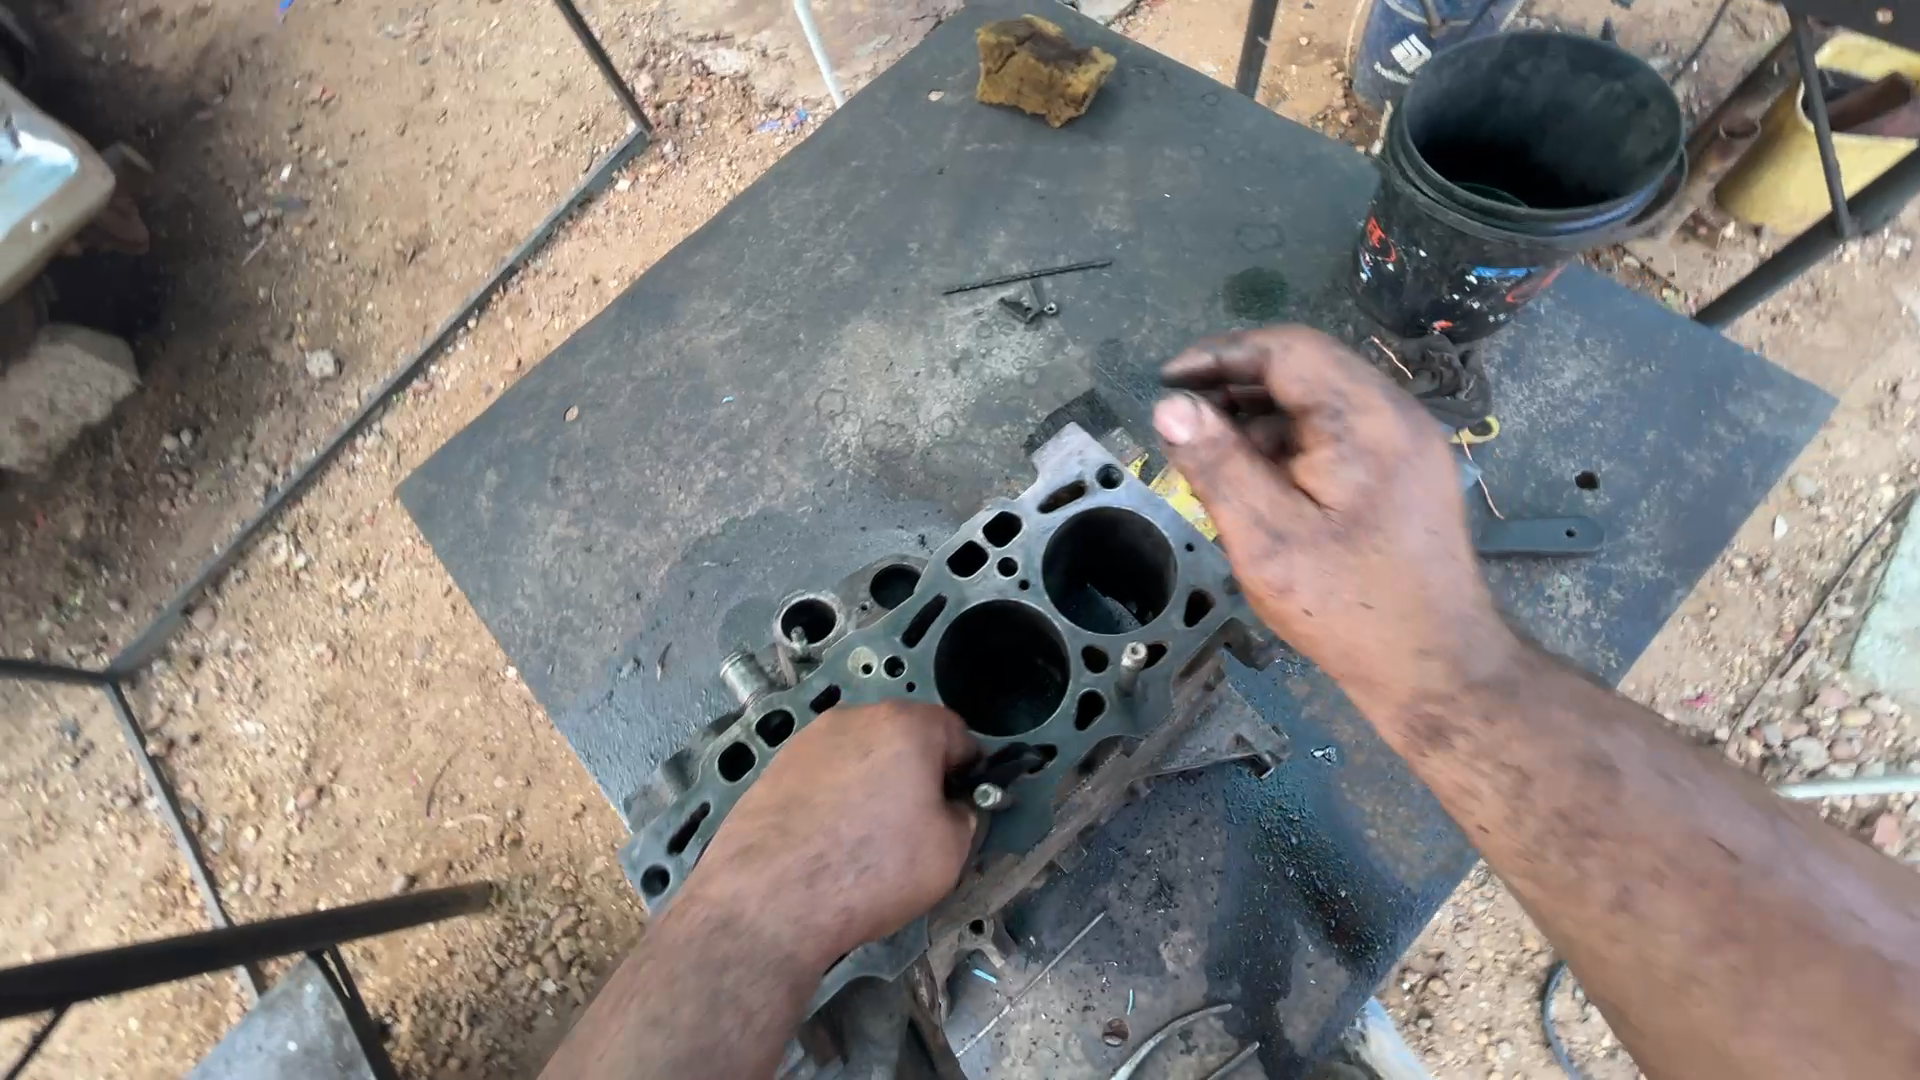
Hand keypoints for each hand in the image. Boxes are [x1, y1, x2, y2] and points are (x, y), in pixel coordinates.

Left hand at [674, 702, 978, 971]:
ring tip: (866, 839)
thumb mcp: (949, 852)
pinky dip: (834, 797)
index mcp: (906, 724)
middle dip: (917, 774)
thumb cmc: (870, 869)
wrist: (770, 899)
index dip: (966, 771)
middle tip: (917, 825)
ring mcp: (810, 739)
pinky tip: (829, 841)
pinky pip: (824, 774)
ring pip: (861, 755)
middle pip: (904, 738)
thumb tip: (953, 809)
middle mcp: (856, 717)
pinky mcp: (777, 766)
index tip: (962, 804)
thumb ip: (964, 816)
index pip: (956, 732)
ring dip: (873, 784)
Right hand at [1153, 325, 1517, 716]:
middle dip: (1234, 385)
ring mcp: (1402, 442)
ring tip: (1208, 452)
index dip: (1220, 355)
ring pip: (1315, 400)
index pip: (1287, 350)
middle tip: (1182, 419)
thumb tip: (1169, 408)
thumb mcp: (1267, 538)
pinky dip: (1283, 441)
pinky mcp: (1399, 469)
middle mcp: (1393, 416)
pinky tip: (1253, 476)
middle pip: (1304, 368)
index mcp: (1366, 421)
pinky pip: (1331, 431)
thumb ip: (1218, 466)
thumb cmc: (1346, 604)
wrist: (1432, 663)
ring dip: (1256, 415)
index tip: (1168, 382)